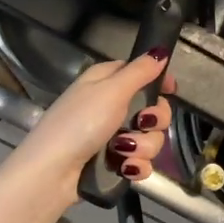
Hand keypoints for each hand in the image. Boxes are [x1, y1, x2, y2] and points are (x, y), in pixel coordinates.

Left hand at [5, 49, 174, 199]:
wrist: (52, 172)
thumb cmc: (79, 123)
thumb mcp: (111, 91)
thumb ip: (139, 71)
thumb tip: (160, 50)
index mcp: (106, 82)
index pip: (140, 73)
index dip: (158, 81)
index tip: (171, 90)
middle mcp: (110, 106)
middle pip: (152, 108)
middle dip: (153, 121)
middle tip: (141, 124)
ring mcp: (112, 137)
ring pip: (150, 138)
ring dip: (143, 147)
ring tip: (122, 152)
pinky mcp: (114, 163)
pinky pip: (141, 162)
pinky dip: (135, 166)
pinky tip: (124, 169)